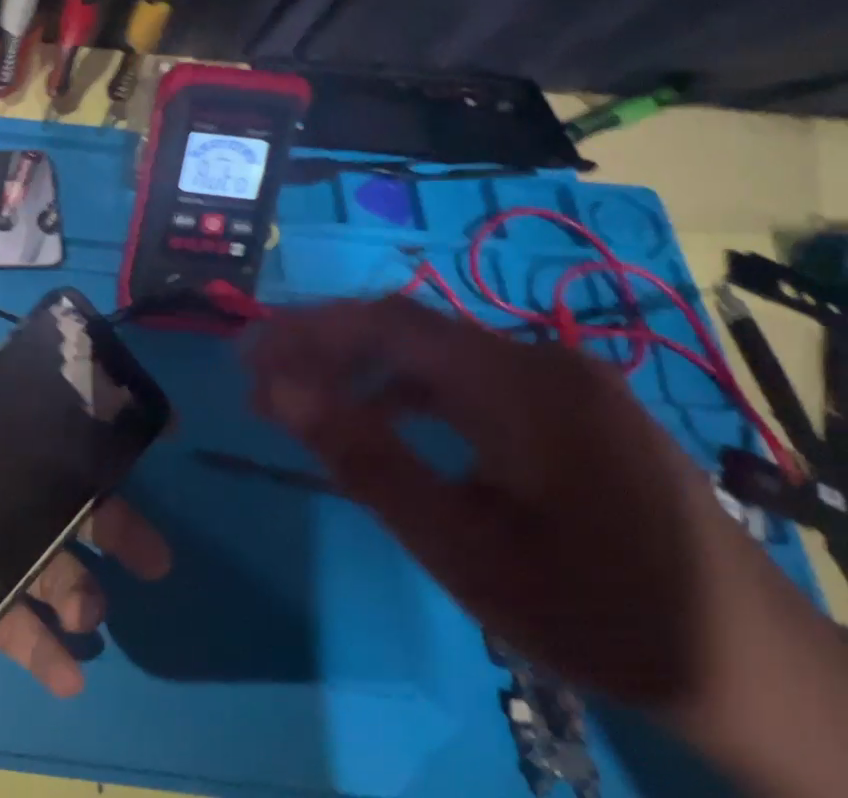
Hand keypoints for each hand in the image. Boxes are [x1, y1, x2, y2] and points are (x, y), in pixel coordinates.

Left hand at [0, 334, 170, 694]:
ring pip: (33, 563)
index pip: (21, 431)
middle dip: (105, 523)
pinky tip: (63, 670)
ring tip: (89, 614)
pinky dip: (36, 644)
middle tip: (150, 554)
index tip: (138, 443)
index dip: (79, 436)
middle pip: (45, 502)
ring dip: (75, 588)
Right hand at [244, 296, 822, 715]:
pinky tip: (386, 427)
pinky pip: (477, 382)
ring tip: (306, 404)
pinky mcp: (581, 414)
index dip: (306, 331)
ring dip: (366, 371)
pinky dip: (414, 394)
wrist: (750, 671)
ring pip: (442, 356)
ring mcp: (571, 386)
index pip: (388, 323)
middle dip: (327, 348)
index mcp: (519, 384)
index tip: (244, 358)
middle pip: (412, 331)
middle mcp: (546, 363)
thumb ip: (363, 457)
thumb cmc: (590, 608)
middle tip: (260, 382)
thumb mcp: (457, 542)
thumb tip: (276, 389)